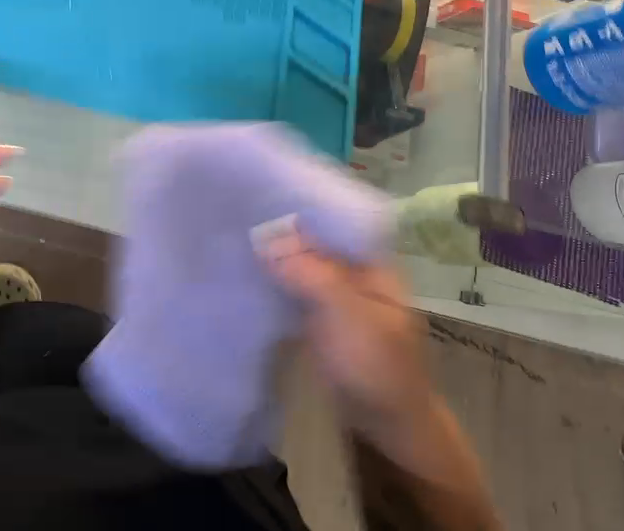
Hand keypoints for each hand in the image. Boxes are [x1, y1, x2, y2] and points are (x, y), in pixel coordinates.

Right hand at [258, 227, 434, 438]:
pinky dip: (274, 280)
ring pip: (301, 264)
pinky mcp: (318, 317)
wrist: (386, 425)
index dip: (301, 209)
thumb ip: (310, 273)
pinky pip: (293, 288)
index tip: (262, 198)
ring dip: (275, 257)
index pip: (334, 221)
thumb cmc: (376, 364)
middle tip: (239, 219)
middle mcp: (354, 272)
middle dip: (282, 233)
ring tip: (237, 240)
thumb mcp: (348, 314)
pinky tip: (248, 272)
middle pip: (314, 242)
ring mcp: (336, 295)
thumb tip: (265, 241)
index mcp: (372, 263)